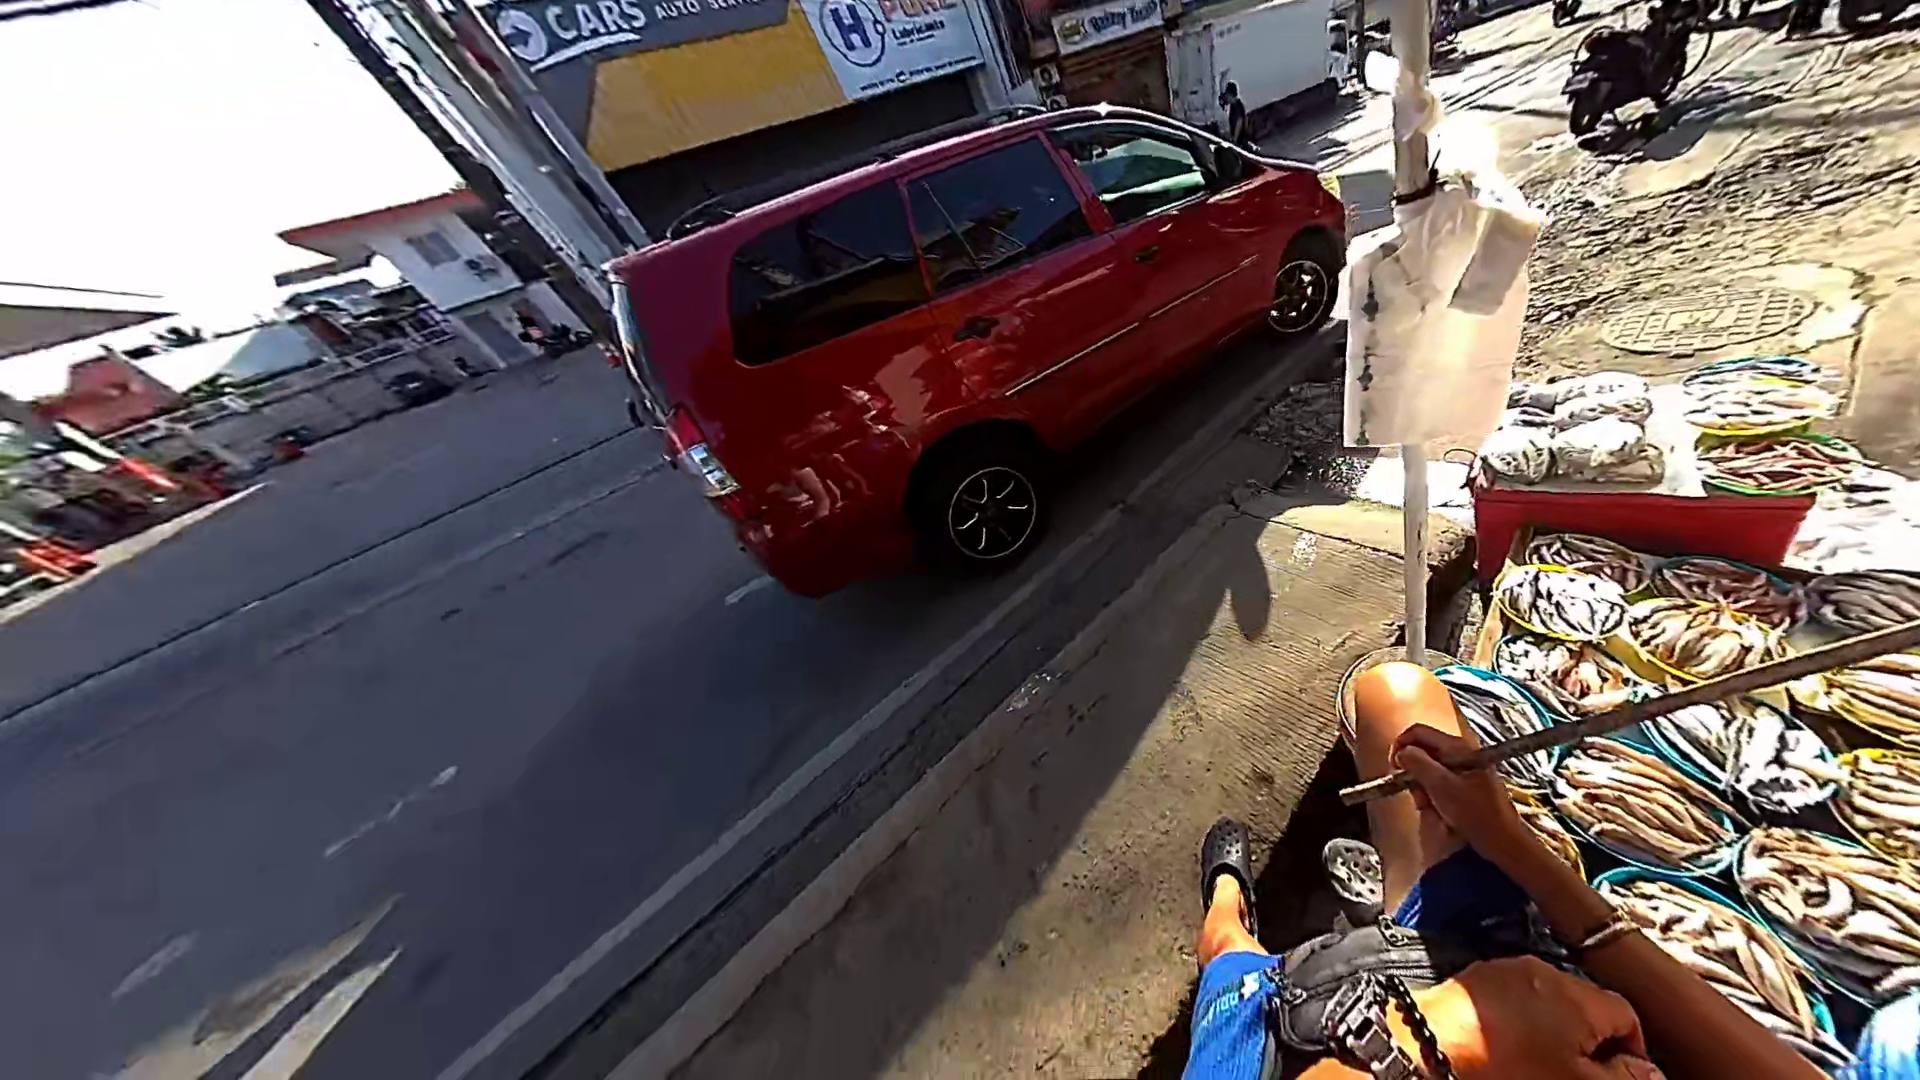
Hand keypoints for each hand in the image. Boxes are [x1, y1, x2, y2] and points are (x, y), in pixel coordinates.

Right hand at [1390, 724, 1540, 869]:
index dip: (1401, 745)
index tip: (1394, 765)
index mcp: (1460, 747)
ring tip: (1425, 802)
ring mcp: (1465, 769)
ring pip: (1427, 766)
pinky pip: (1437, 780)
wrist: (1505, 845)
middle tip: (1410, 787)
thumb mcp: (1441, 786)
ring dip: (1419, 783)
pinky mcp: (1466, 784)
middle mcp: (1462, 753)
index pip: (1418, 732)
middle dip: (1412, 768)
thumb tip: (1400, 752)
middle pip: (1422, 749)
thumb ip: (1417, 763)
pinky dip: (1430, 791)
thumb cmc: (1476, 814)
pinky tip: (1434, 806)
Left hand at [1408, 957, 1664, 1079]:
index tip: (1623, 1074)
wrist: (1437, 1040)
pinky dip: (1529, 1016)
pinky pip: (1520, 993)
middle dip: (1595, 1037)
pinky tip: (1518, 1041)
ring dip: (1561, 1027)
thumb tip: (1650, 1071)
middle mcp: (1538, 970)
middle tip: (1585, 1070)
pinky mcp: (1479, 974)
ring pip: (1553, 998)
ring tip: (1549, 1058)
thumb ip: (1628, 1078)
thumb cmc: (1511, 1064)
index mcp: (1572, 993)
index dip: (1633, 1049)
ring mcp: (1504, 968)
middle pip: (1588, 1003)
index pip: (1626, 1014)